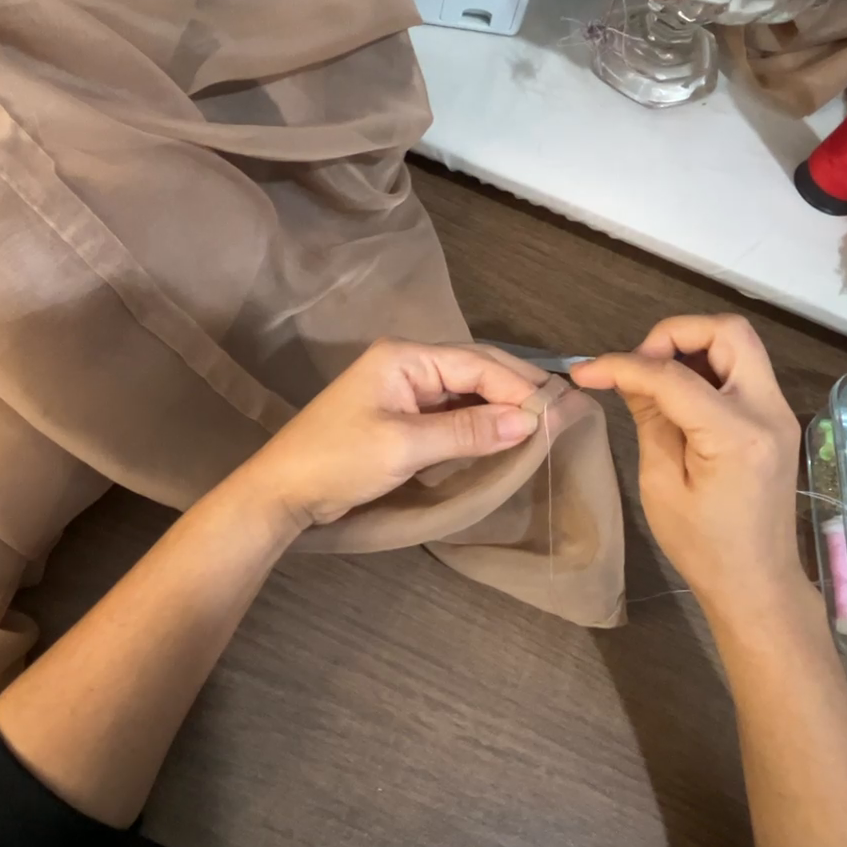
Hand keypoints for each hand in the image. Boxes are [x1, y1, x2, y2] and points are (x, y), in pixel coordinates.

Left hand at [229, 338, 547, 531]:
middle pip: (474, 371)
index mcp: (405, 356)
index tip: (558, 412)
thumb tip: (530, 421)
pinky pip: (451, 412)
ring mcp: (404, 390)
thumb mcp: (406, 446)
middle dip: (515, 391)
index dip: (518, 387)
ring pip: (466, 392)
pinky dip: (478, 423)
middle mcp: (408, 364)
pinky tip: (504, 435)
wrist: (284, 490)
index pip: (476, 364)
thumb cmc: (339, 460)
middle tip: (562, 413)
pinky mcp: (402, 416)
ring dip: (500, 408)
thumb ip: (468, 432)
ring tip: (543, 424)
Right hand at [569, 315, 803, 609]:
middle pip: (727, 331)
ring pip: (737, 342)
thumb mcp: (661, 482)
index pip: (672, 376)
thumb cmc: (701, 545)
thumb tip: (626, 376)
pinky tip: (675, 393)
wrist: (757, 582)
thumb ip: (649, 418)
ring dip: (690, 346)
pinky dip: (705, 364)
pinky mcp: (774, 417)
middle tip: (639, 365)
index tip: (584, 371)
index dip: (622, 365)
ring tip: (653, 377)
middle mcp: (767, 411)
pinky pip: (740, 368)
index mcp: (735, 435)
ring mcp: (777, 411)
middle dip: (672, 334)